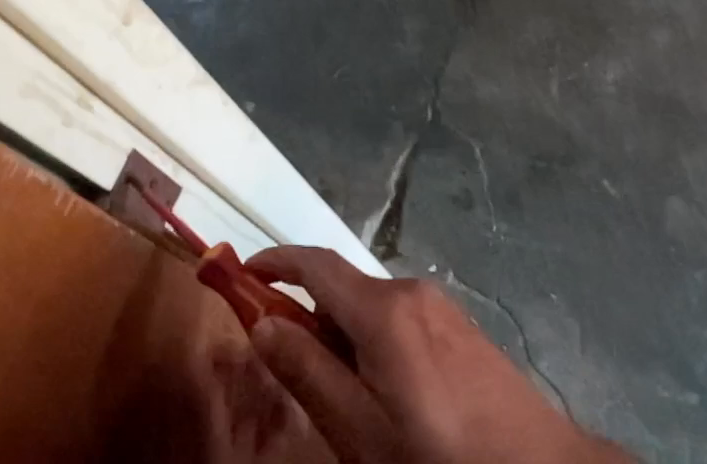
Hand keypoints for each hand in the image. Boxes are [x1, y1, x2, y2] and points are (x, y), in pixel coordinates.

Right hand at [245, 246, 631, 463]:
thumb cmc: (440, 455)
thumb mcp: (361, 428)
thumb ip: (307, 370)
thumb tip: (262, 321)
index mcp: (383, 309)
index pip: (314, 263)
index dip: (274, 261)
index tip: (242, 273)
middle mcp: (411, 292)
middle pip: (342, 289)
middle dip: (310, 318)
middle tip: (296, 373)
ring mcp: (442, 309)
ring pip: (372, 309)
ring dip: (344, 336)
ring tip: (349, 401)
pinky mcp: (463, 329)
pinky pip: (401, 321)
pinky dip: (375, 342)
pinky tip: (391, 396)